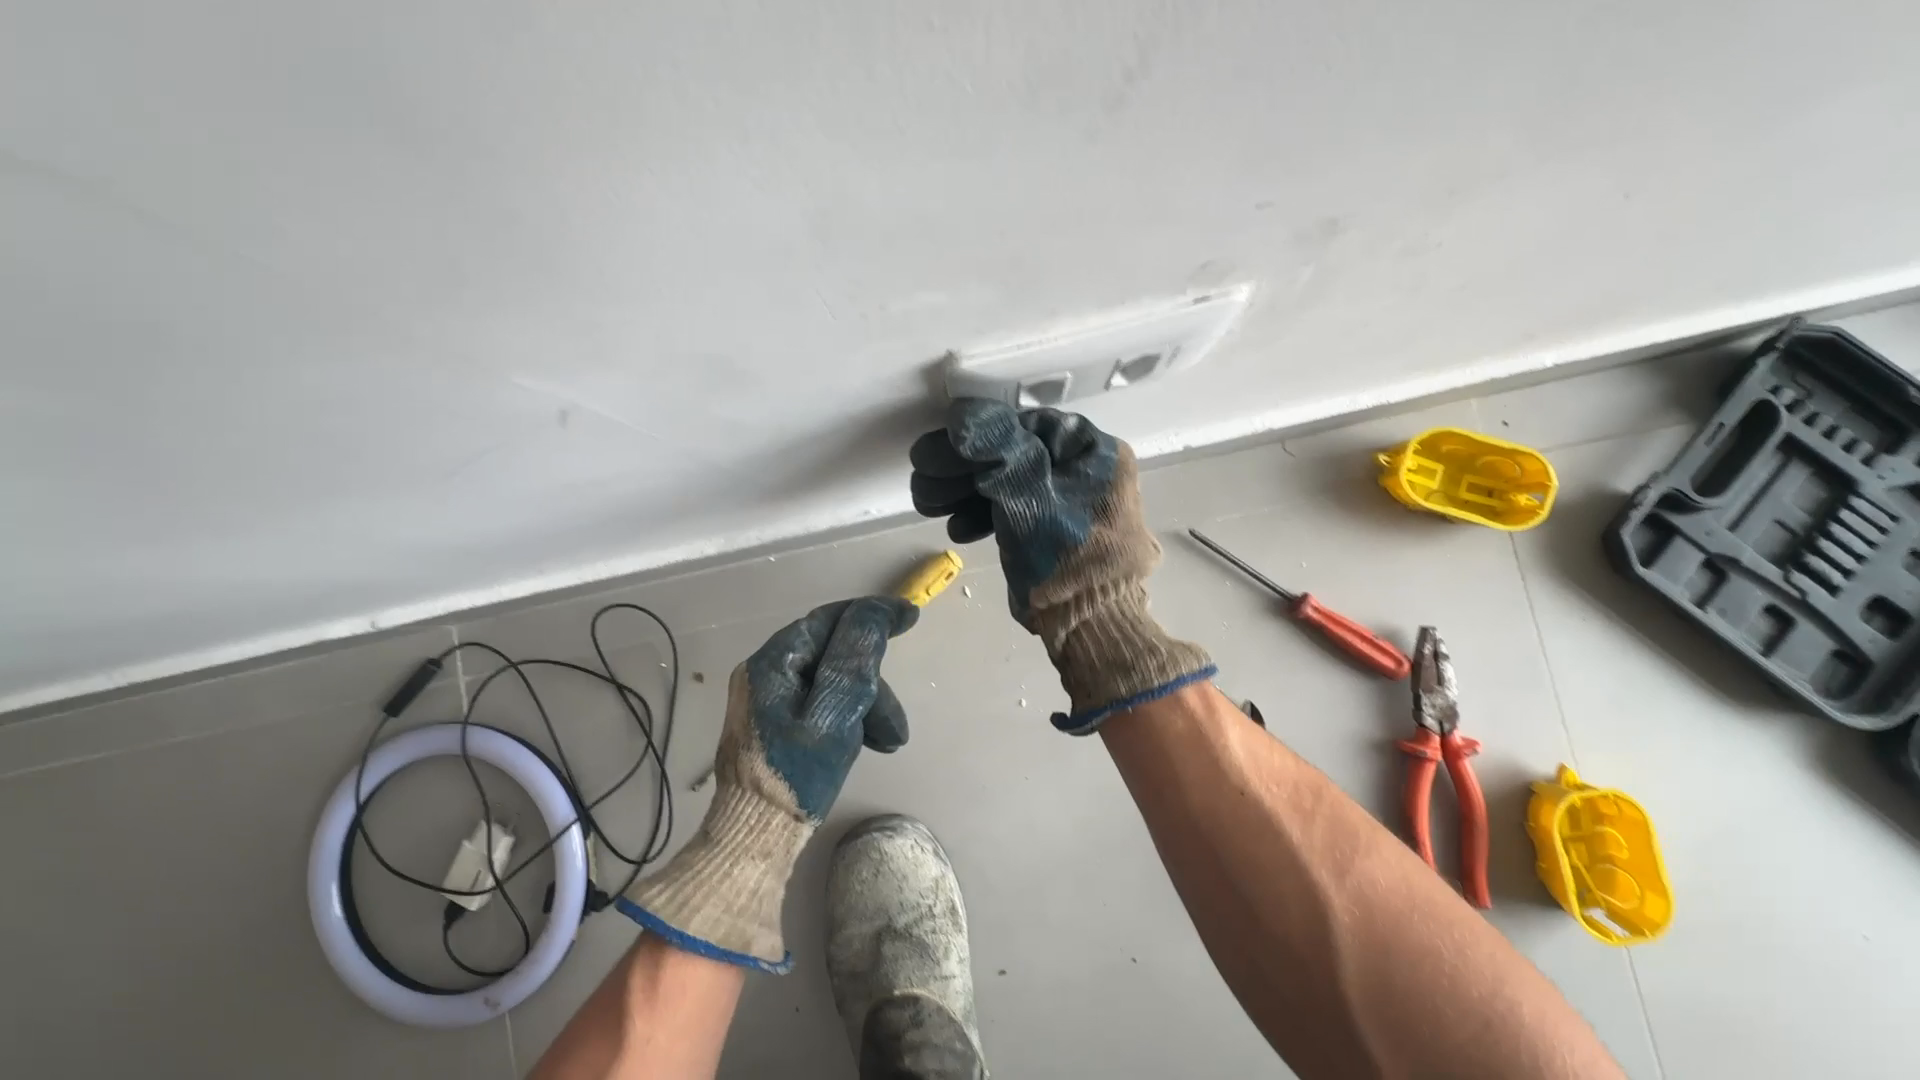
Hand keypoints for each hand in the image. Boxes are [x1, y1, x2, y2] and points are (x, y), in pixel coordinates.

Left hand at [620, 596, 917, 970]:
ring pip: (832, 683)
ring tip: (887, 742)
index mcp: (774, 661)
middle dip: (871, 684)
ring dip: (865, 705)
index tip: (910, 618)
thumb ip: (855, 658)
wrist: (754, 836)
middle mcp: (767, 672)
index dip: (871, 616)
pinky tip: (863, 743)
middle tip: (895, 726)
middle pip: (834, 655)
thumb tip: (876, 611)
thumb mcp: (835, 713)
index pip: (829, 619)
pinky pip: (822, 704)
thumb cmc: (796, 775)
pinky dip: (848, 718)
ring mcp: (768, 699)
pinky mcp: (775, 724)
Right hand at [910, 398, 1212, 732]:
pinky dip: (984, 516)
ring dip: (964, 493)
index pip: (1022, 427)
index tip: (934, 451)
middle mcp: (1084, 471)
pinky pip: (1014, 512)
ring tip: (926, 505)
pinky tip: (956, 528)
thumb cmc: (1065, 557)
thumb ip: (996, 450)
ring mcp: (1069, 503)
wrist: (1089, 627)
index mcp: (1091, 452)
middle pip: (1011, 455)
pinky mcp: (1054, 532)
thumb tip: (963, 417)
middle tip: (921, 479)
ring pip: (1008, 485)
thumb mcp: (1027, 496)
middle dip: (961, 469)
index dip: (974, 436)